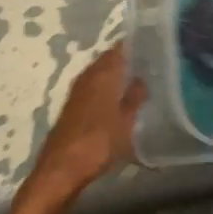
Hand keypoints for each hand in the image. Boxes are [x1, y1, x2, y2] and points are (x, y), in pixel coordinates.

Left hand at [31, 44, 146, 195]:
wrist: (62, 168)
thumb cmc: (99, 142)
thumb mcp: (125, 121)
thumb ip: (135, 97)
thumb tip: (142, 77)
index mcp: (102, 73)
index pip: (119, 49)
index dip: (134, 46)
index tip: (150, 47)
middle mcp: (88, 76)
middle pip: (108, 60)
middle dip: (125, 61)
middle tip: (147, 66)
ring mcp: (77, 91)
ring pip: (99, 74)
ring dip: (115, 76)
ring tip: (135, 83)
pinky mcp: (72, 106)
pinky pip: (93, 88)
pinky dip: (105, 89)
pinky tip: (116, 100)